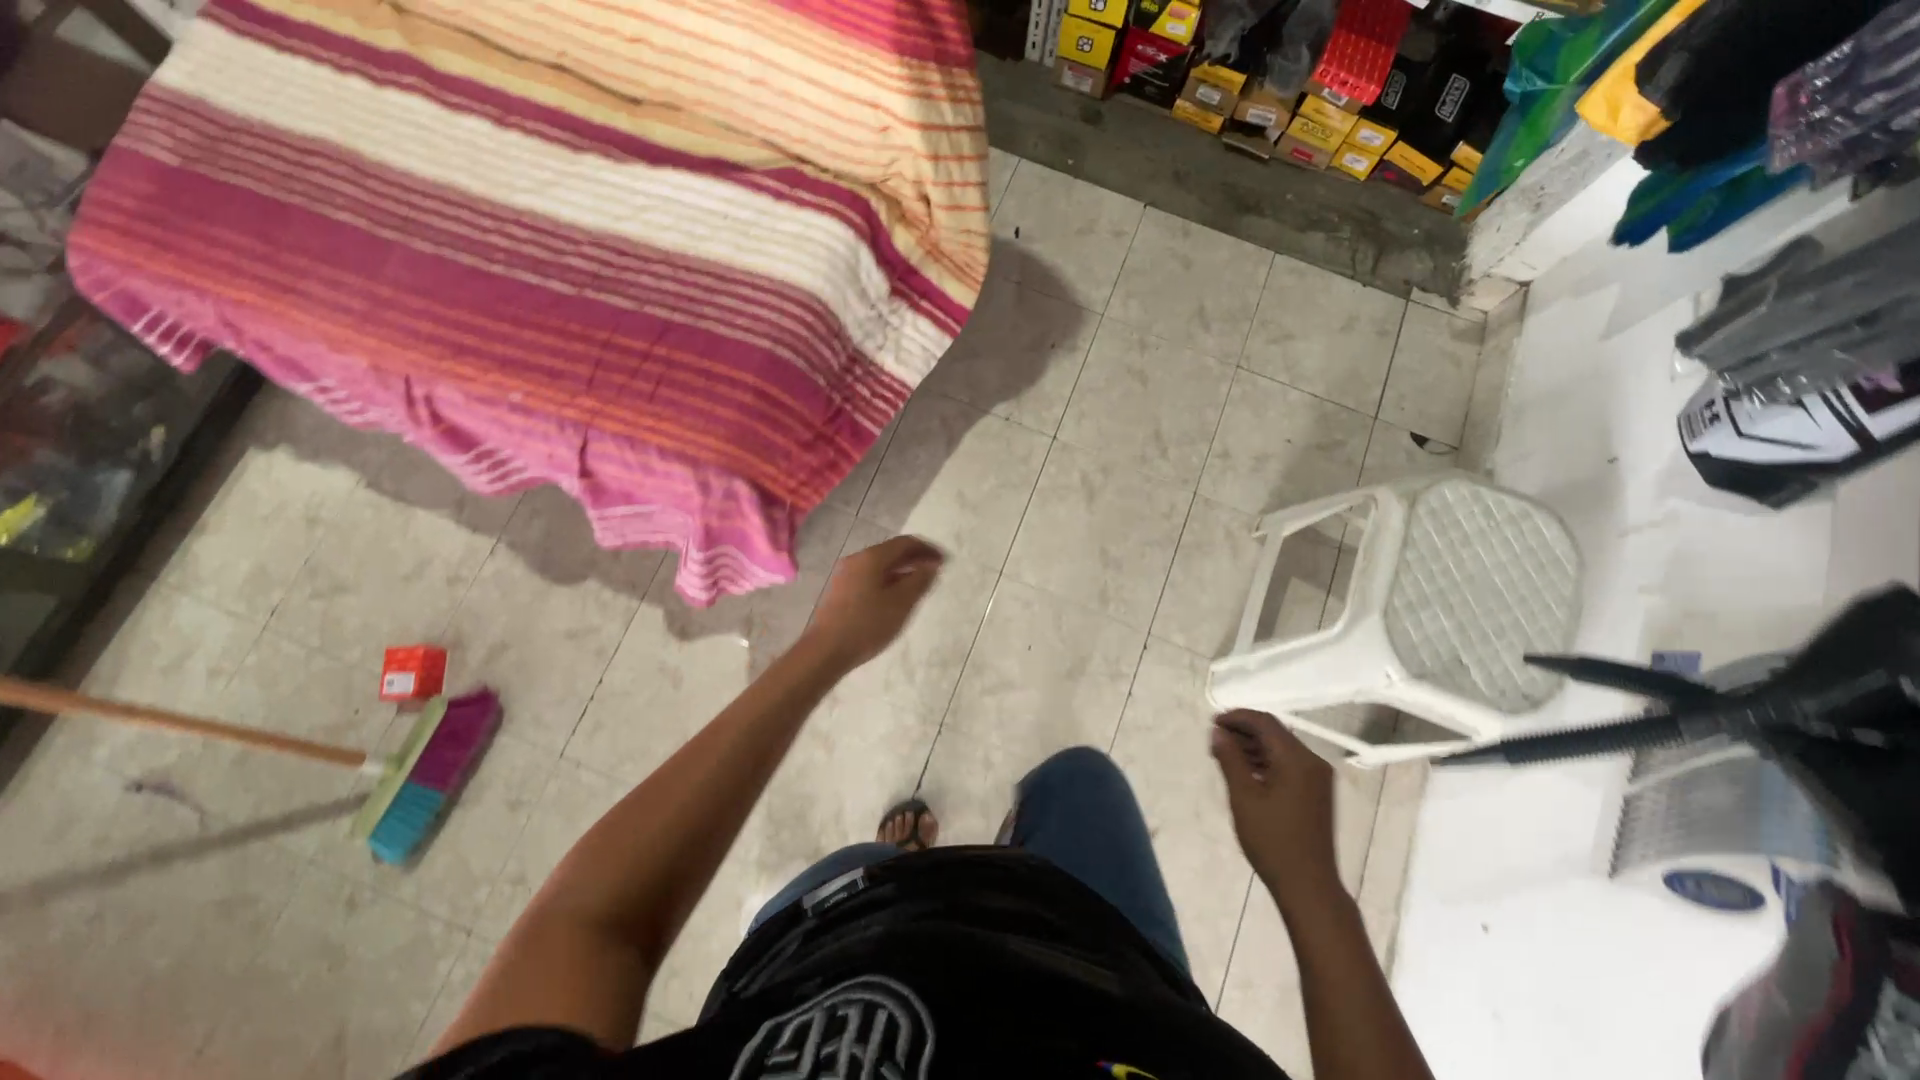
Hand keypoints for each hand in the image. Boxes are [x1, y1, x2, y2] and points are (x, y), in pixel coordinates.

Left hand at [804, 535, 944, 671]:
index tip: (945, 562)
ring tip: (918, 587)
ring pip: (880, 566)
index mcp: (871, 557)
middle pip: (891, 552)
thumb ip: (919, 580)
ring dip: (902, 571)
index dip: (928, 549)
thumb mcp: (901, 603)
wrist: (826, 650)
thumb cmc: (867, 625)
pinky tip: (896, 598)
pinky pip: (870, 577)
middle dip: (915, 559)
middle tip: (935, 573)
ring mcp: (846, 575)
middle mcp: (856, 560)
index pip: (905, 542)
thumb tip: (931, 564)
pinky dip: (888, 581)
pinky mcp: (841, 590)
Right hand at [1211, 709, 1343, 912]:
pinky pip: (1290, 765)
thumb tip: (1218, 732)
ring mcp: (1318, 778)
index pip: (1265, 722)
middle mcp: (1313, 762)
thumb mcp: (1243, 797)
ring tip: (1225, 756)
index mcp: (1297, 759)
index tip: (1212, 723)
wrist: (1308, 884)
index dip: (1237, 717)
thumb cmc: (1272, 840)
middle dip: (1244, 732)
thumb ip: (1230, 759)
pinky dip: (1268, 762)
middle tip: (1215, 741)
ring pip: (1282, 749)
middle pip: (1275, 733)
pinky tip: (1248, 773)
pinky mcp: (1317, 793)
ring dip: (1255, 747)